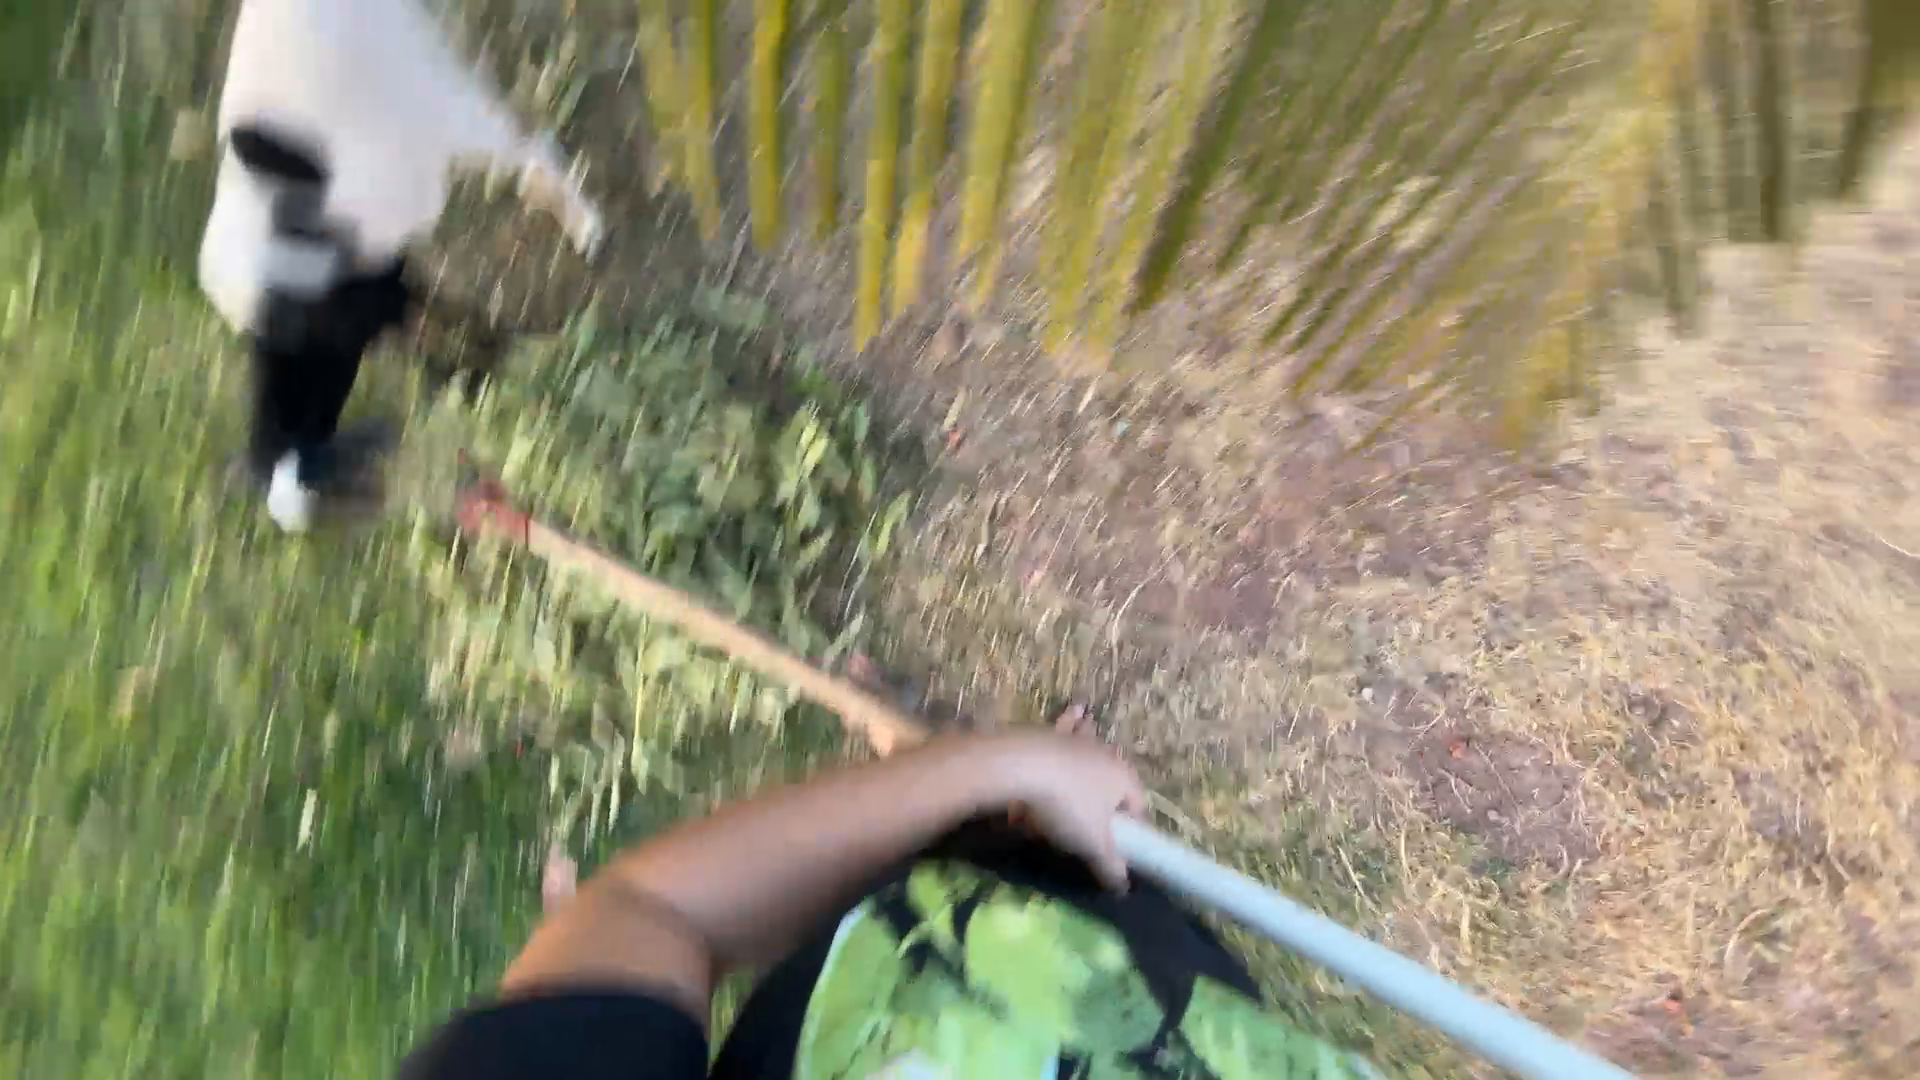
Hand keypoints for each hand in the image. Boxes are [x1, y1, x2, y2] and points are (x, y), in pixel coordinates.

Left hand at [987, 733, 1146, 891]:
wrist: (1022, 765)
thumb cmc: (1066, 806)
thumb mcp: (1092, 844)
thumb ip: (1111, 865)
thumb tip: (1124, 886)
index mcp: (1123, 778)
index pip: (1137, 805)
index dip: (1130, 828)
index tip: (1115, 848)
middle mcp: (1105, 754)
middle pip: (1112, 778)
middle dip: (1106, 797)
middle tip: (1088, 823)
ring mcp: (1079, 739)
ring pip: (1093, 745)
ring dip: (1091, 756)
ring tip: (1088, 762)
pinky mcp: (1053, 730)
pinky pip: (1068, 725)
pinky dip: (1073, 718)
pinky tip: (1078, 708)